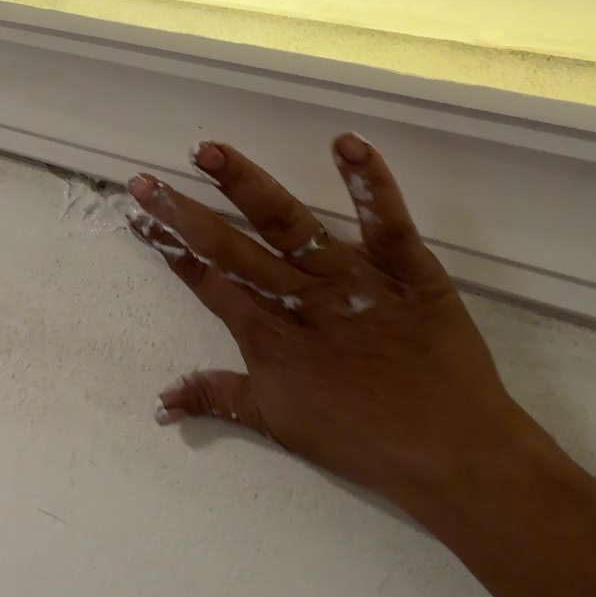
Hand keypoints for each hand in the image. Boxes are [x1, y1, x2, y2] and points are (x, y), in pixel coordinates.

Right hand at [128, 133, 550, 507]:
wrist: (457, 455)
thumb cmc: (362, 439)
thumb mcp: (279, 423)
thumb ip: (217, 398)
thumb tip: (161, 402)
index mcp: (266, 333)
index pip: (205, 278)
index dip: (168, 245)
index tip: (138, 213)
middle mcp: (297, 298)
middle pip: (229, 246)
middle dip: (182, 211)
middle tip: (145, 180)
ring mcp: (350, 278)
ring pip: (287, 222)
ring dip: (245, 184)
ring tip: (210, 151)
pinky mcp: (406, 269)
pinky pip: (386, 221)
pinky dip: (368, 182)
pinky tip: (346, 142)